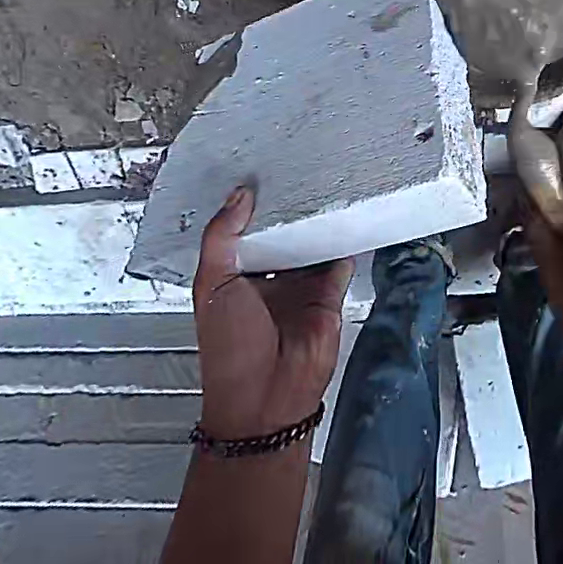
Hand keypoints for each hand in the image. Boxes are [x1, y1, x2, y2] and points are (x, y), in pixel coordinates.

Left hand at [192, 186, 353, 438]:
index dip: (255, 206)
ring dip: (321, 222)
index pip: (248, 231)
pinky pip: (341, 260)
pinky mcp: (330, 293)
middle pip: (285, 233)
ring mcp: (302, 284)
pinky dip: (346, 241)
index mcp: (237, 274)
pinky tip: (350, 216)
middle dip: (293, 209)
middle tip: (305, 169)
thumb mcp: (212, 286)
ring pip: (314, 242)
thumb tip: (240, 194)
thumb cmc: (229, 344)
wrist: (268, 394)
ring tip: (332, 183)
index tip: (266, 173)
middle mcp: (271, 276)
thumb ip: (221, 238)